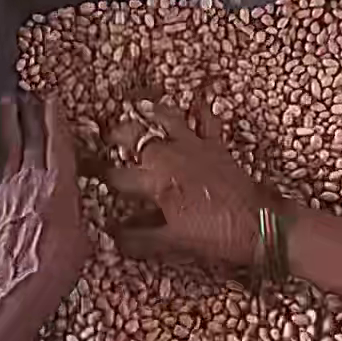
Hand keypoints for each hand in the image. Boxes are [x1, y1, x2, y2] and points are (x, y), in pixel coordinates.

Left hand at [0, 95, 88, 340]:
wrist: (14, 289)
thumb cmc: (51, 270)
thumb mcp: (81, 239)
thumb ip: (74, 212)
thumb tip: (71, 204)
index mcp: (59, 186)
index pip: (59, 142)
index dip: (55, 118)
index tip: (53, 100)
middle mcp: (30, 180)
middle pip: (32, 138)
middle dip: (32, 113)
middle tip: (30, 94)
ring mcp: (3, 188)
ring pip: (7, 145)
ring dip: (8, 121)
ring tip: (8, 101)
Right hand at [105, 99, 269, 265]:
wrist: (261, 224)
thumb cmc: (215, 234)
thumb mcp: (174, 241)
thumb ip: (140, 237)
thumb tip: (112, 236)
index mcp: (156, 182)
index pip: (117, 177)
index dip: (97, 175)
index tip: (81, 171)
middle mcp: (171, 157)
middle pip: (136, 137)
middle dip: (118, 135)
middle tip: (107, 135)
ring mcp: (195, 147)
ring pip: (168, 119)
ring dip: (153, 112)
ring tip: (142, 107)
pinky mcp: (217, 145)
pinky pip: (207, 120)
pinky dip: (201, 109)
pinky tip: (197, 100)